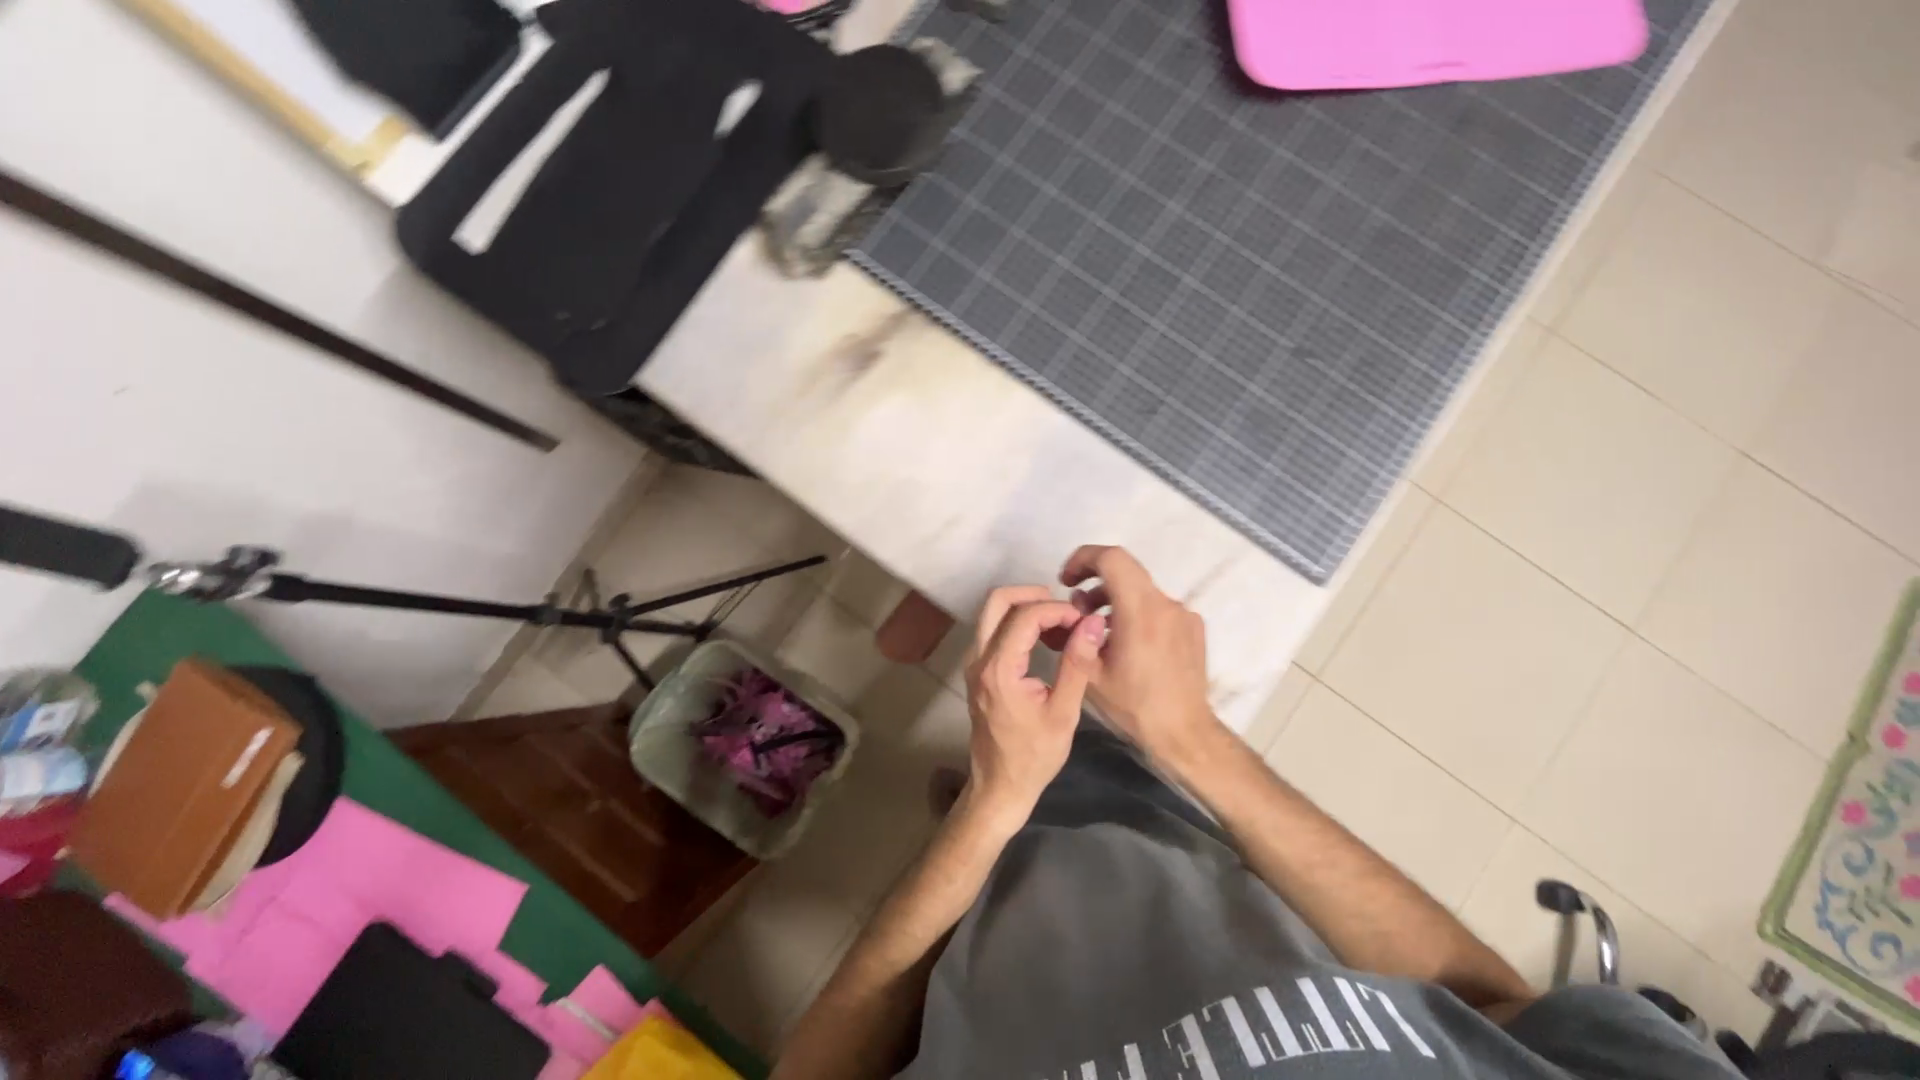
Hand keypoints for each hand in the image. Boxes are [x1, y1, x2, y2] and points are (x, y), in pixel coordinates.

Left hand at [961, 588, 1105, 822]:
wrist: (999, 786)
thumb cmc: (1034, 756)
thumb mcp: (1064, 713)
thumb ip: (1077, 664)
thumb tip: (1093, 624)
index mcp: (999, 669)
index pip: (1025, 615)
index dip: (1057, 610)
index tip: (1083, 622)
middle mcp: (978, 659)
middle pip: (997, 601)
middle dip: (1034, 596)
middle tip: (1066, 611)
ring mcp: (973, 663)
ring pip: (992, 613)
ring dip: (1025, 608)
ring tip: (1060, 625)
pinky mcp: (977, 670)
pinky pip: (993, 630)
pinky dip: (1017, 623)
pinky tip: (1045, 640)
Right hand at [1059, 545, 1220, 763]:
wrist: (1184, 732)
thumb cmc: (1133, 706)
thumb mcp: (1089, 675)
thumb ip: (1073, 636)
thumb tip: (1068, 612)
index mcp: (1139, 612)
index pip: (1112, 558)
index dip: (1083, 559)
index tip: (1066, 580)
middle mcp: (1166, 604)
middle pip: (1127, 570)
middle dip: (1094, 579)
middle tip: (1076, 606)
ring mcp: (1184, 614)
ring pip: (1142, 589)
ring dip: (1114, 598)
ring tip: (1097, 628)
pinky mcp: (1193, 627)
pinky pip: (1158, 607)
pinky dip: (1136, 613)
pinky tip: (1127, 645)